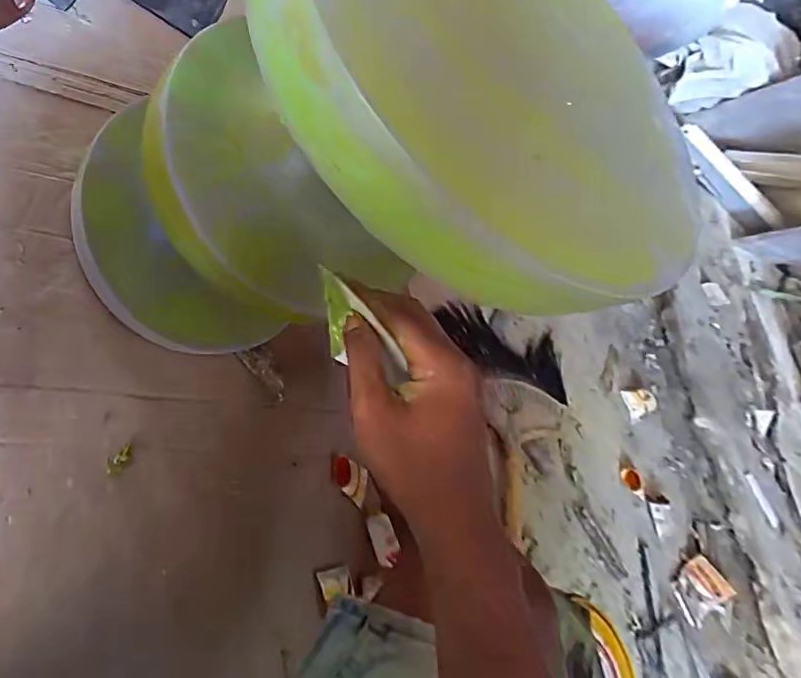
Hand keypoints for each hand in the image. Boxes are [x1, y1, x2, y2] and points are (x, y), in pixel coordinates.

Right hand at [344, 286, 497, 541]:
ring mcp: (463, 380)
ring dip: (389, 319)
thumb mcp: (372, 410)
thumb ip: (362, 358)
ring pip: (423, 333)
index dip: (368, 295)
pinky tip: (375, 342)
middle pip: (417, 318)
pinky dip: (399, 339)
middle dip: (379, 301)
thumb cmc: (408, 466)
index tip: (336, 281)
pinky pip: (426, 351)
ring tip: (352, 312)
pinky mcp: (457, 393)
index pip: (402, 315)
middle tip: (341, 292)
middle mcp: (460, 365)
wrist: (452, 520)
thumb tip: (351, 318)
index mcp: (443, 365)